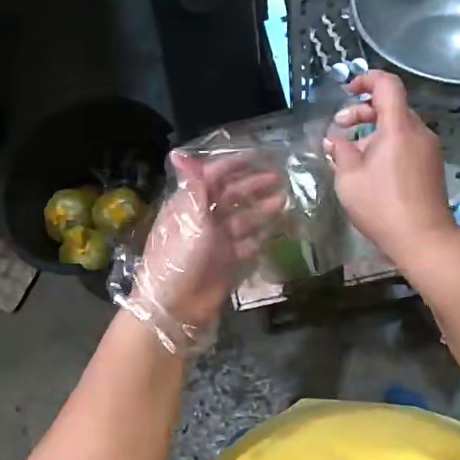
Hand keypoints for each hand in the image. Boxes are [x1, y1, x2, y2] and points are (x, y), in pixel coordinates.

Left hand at [133, 149, 284, 336]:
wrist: (175, 307)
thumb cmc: (179, 257)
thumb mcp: (187, 217)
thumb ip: (192, 186)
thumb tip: (178, 151)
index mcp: (189, 204)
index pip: (213, 177)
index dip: (234, 165)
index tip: (259, 156)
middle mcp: (203, 219)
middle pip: (231, 196)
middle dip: (253, 186)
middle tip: (280, 178)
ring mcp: (216, 241)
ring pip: (243, 219)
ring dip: (262, 209)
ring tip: (285, 201)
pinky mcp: (227, 261)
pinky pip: (248, 243)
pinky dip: (262, 235)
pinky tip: (279, 228)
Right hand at [325, 70, 459, 262]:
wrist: (423, 239)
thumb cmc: (382, 205)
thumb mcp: (349, 177)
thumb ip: (340, 151)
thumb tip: (336, 139)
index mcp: (399, 127)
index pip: (388, 84)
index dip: (367, 79)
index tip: (347, 90)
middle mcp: (419, 132)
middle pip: (392, 106)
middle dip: (362, 111)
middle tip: (339, 129)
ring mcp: (429, 150)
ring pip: (399, 127)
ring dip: (373, 132)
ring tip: (350, 155)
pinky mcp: (432, 167)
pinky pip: (407, 144)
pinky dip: (387, 146)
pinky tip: (370, 170)